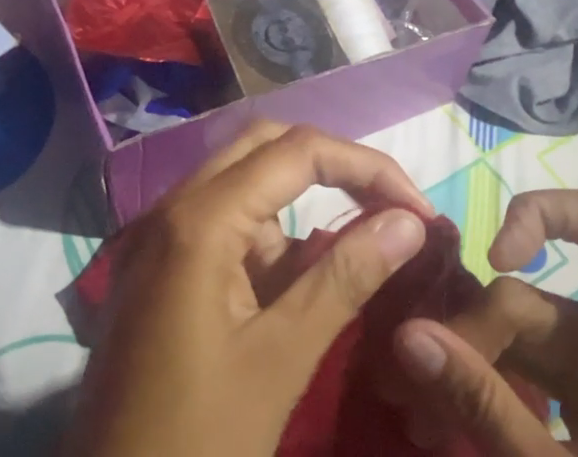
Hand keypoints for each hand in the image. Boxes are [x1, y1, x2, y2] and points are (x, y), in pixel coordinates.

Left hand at [67, 121, 434, 456]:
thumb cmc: (198, 431)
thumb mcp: (281, 356)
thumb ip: (344, 278)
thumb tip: (410, 221)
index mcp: (199, 219)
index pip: (296, 151)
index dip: (366, 168)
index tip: (420, 210)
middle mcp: (172, 208)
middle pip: (263, 149)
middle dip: (332, 170)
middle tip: (389, 211)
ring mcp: (158, 236)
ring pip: (241, 186)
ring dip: (297, 212)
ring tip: (349, 261)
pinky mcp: (157, 266)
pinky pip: (220, 227)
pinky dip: (265, 242)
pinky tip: (293, 290)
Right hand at [393, 190, 577, 456]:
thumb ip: (486, 407)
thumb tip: (409, 333)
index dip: (546, 213)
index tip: (494, 259)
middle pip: (536, 302)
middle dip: (466, 338)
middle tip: (405, 388)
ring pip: (526, 346)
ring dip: (469, 374)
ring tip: (413, 418)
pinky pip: (540, 385)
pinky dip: (494, 398)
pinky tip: (450, 433)